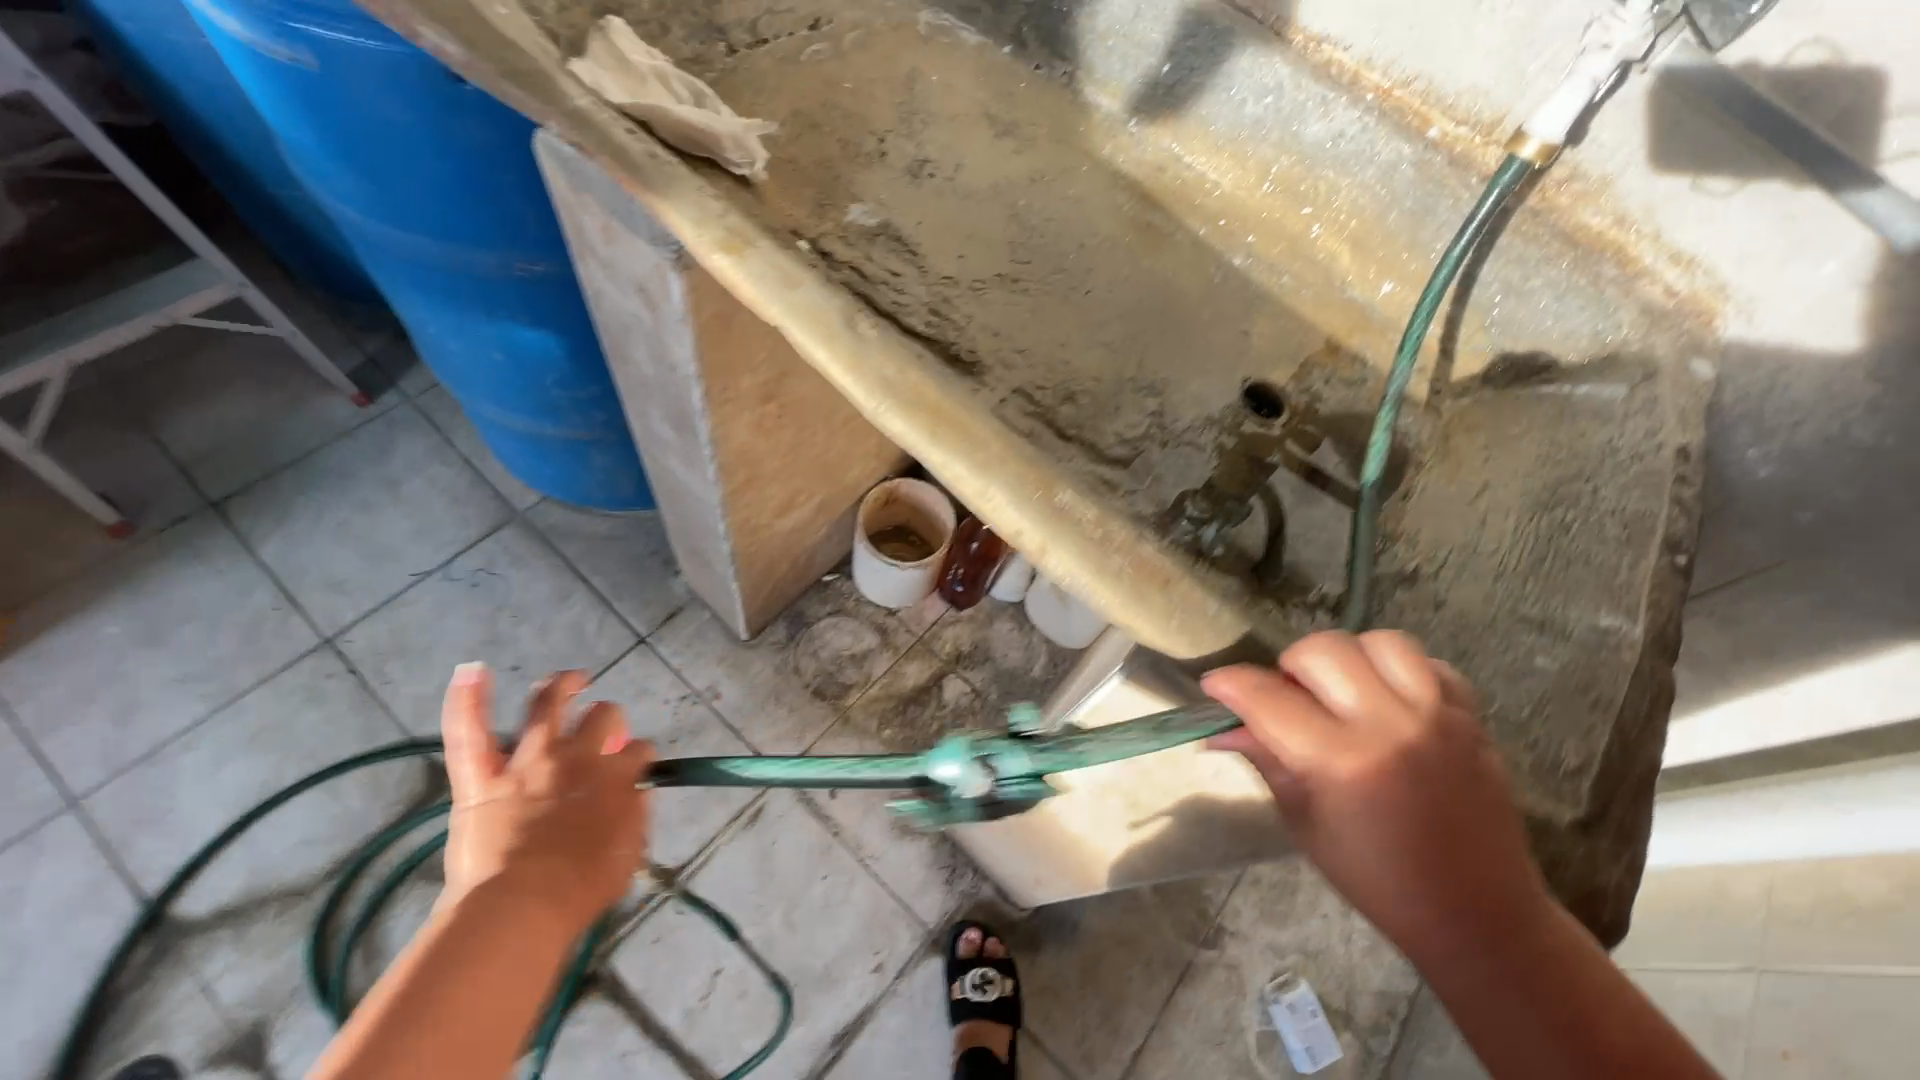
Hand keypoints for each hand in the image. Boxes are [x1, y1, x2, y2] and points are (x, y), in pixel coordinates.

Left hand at [438, 663, 653, 932]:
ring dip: (563, 685)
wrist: (520, 907)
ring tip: (574, 679)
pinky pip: (469, 732)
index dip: (638, 757)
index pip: (639, 751)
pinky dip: (467, 699)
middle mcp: (577, 756)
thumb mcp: (628, 856)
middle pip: (603, 717)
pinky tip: (472, 670)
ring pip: (548, 704)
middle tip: (606, 733)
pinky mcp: (481, 777)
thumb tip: (636, 793)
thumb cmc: (580, 892)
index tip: (633, 769)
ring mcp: (527, 761)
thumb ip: (635, 817)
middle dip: (609, 720)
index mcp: (617, 777)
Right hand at [1204, 631, 1551, 962]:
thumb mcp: (1305, 823)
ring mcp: (1438, 715)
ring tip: (1340, 693)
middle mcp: (1391, 725)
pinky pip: (1428, 663)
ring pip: (1379, 642)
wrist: (1477, 912)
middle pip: (1321, 650)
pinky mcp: (1471, 717)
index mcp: (1343, 761)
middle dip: (1288, 667)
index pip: (1268, 697)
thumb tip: (1221, 728)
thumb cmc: (1378, 881)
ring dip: (1346, 659)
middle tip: (1286, 699)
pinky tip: (1387, 702)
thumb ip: (1267, 760)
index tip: (1214, 686)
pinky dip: (1398, 672)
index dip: (1230, 685)